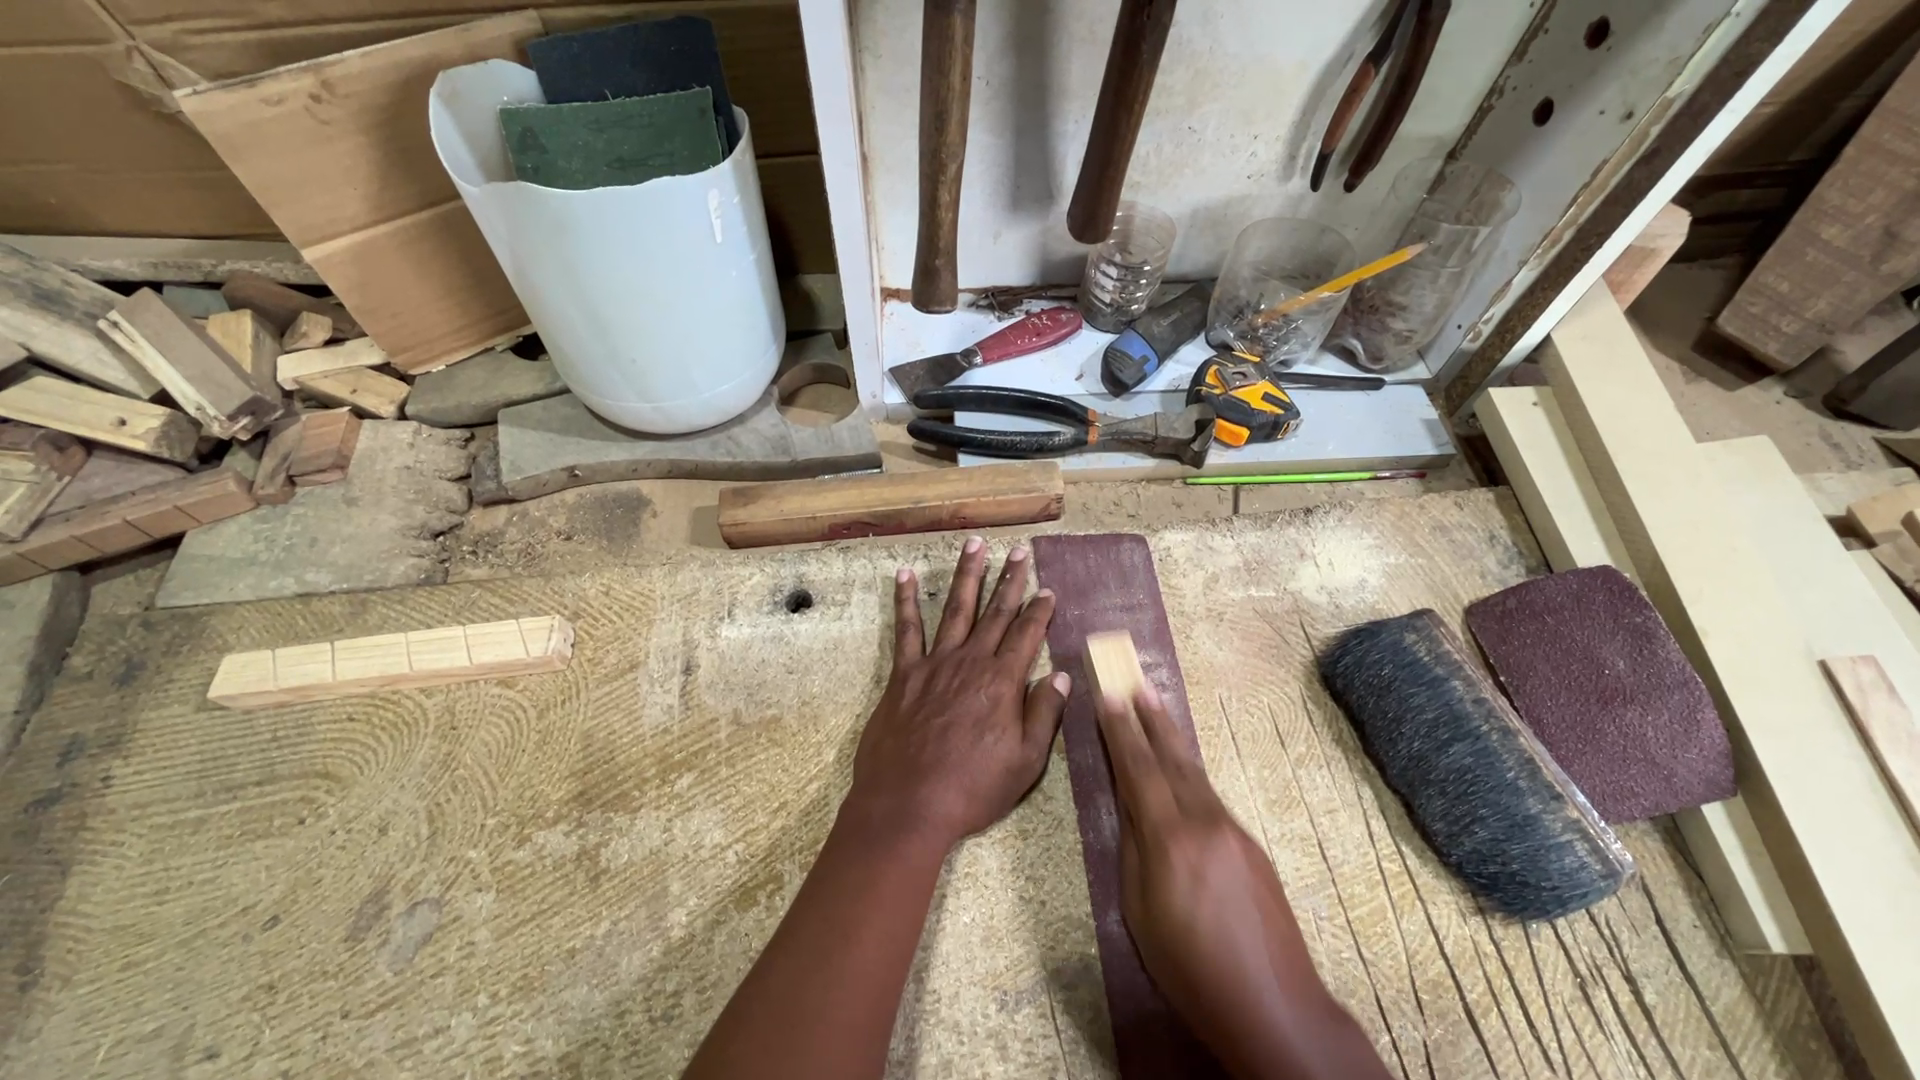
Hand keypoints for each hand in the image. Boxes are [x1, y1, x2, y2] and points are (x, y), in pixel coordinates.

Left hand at [843, 537, 1068, 852]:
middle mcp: (971, 663)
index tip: (1048, 589)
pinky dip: (906, 601)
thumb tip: (1061, 676)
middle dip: (1009, 580)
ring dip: (967, 576)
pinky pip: (906, 630)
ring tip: (975, 544)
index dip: (1039, 610)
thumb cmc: (972, 789)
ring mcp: (935, 665)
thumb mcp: (1025, 762)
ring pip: (956, 610)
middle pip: (995, 613)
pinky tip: (905, 575)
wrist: (908, 804)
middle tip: (1019, 551)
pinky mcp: (904, 675)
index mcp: (1003, 683)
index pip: (1027, 635)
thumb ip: (1044, 715)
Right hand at [1098, 685, 1390, 1079]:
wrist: (1273, 1005)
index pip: (1139, 770)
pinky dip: (1189, 776)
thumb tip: (1132, 806)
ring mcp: (1234, 831)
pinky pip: (1211, 799)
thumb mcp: (1141, 911)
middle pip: (1173, 758)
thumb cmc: (1189, 968)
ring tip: (1154, 709)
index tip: (1109, 696)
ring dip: (1171, 741)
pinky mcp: (1251, 847)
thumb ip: (1135, 849)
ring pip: (1194, 775)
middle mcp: (1205, 822)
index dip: (1121, 731)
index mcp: (1170, 838)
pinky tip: (1180, 774)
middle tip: (1135, 682)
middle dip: (1150, 719)